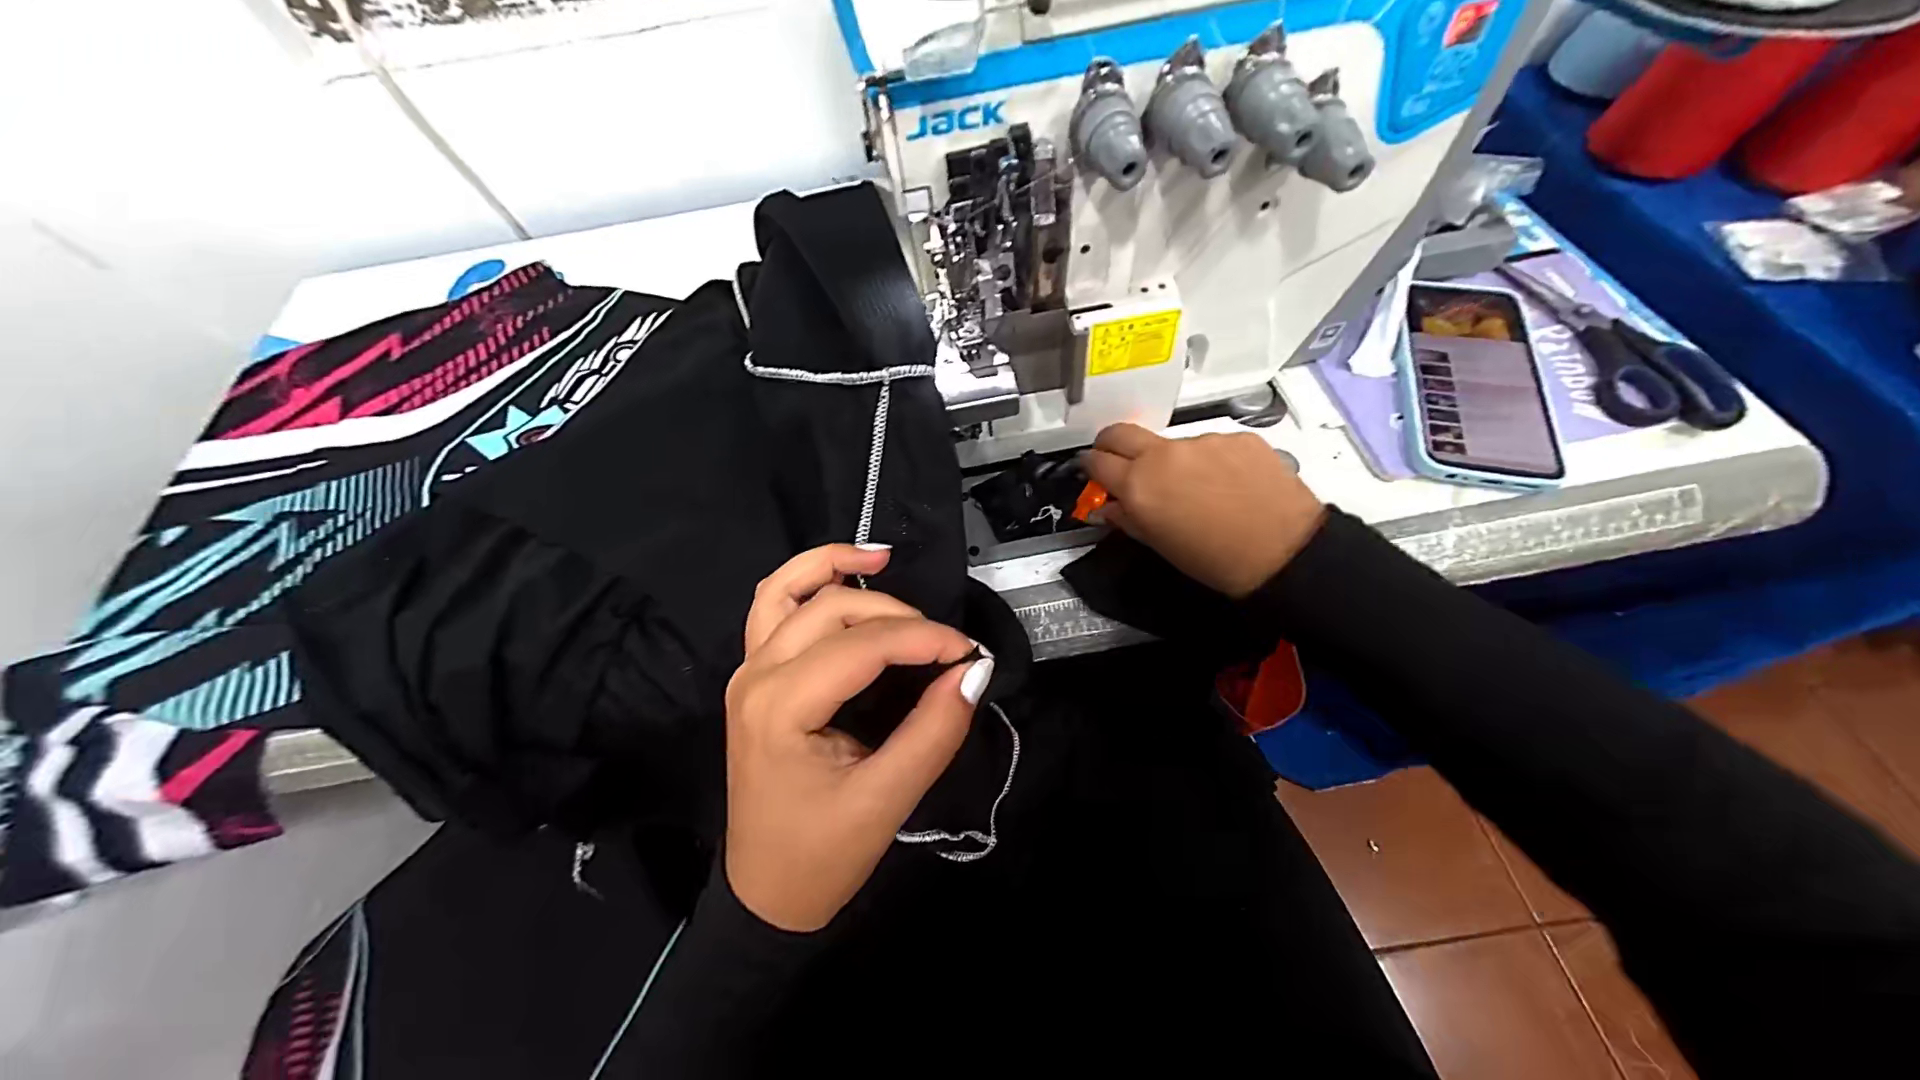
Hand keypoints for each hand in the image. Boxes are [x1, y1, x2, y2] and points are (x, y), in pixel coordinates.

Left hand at [724, 544, 991, 930]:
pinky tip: (846, 577)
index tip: (969, 653)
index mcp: (780, 706)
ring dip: (834, 566)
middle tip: (944, 646)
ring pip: (788, 590)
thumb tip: (973, 672)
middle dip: (896, 615)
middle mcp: (756, 675)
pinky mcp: (755, 675)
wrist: (767, 893)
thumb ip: (933, 731)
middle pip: (831, 608)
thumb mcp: (887, 800)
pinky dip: (808, 581)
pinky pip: (773, 607)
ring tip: (884, 558)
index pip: (863, 646)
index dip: (924, 639)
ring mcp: (748, 670)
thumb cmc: (822, 855)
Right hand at [1083, 423, 1326, 597]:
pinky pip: (1210, 444)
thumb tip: (1109, 507)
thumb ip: (1128, 518)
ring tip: (1193, 489)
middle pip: (1120, 432)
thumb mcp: (1160, 545)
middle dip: (1111, 444)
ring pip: (1170, 442)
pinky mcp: (1235, 436)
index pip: (1097, 461)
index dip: (1091, 466)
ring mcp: (1201, 441)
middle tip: (1118, 461)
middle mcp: (1164, 455)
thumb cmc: (1216, 560)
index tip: (1094, 472)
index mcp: (1138, 485)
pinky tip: (1226, 484)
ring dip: (1170, 459)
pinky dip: (1209, 460)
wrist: (1283, 551)